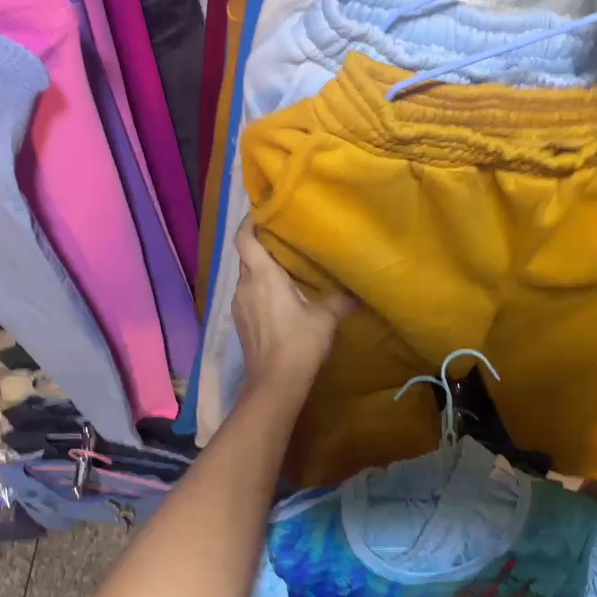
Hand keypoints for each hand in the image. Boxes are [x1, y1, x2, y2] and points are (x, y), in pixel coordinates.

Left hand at [233, 220, 353, 397]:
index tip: (261, 213)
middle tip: (284, 242)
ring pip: (247, 278)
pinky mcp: (240, 323)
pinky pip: (248, 297)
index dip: (249, 223)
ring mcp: (239, 306)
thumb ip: (340, 301)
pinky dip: (260, 291)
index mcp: (263, 276)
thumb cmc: (299, 343)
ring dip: (261, 272)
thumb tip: (357, 293)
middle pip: (247, 257)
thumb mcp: (326, 319)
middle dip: (261, 248)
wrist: (275, 383)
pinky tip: (278, 299)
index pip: (246, 239)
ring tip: (284, 271)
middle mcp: (245, 286)